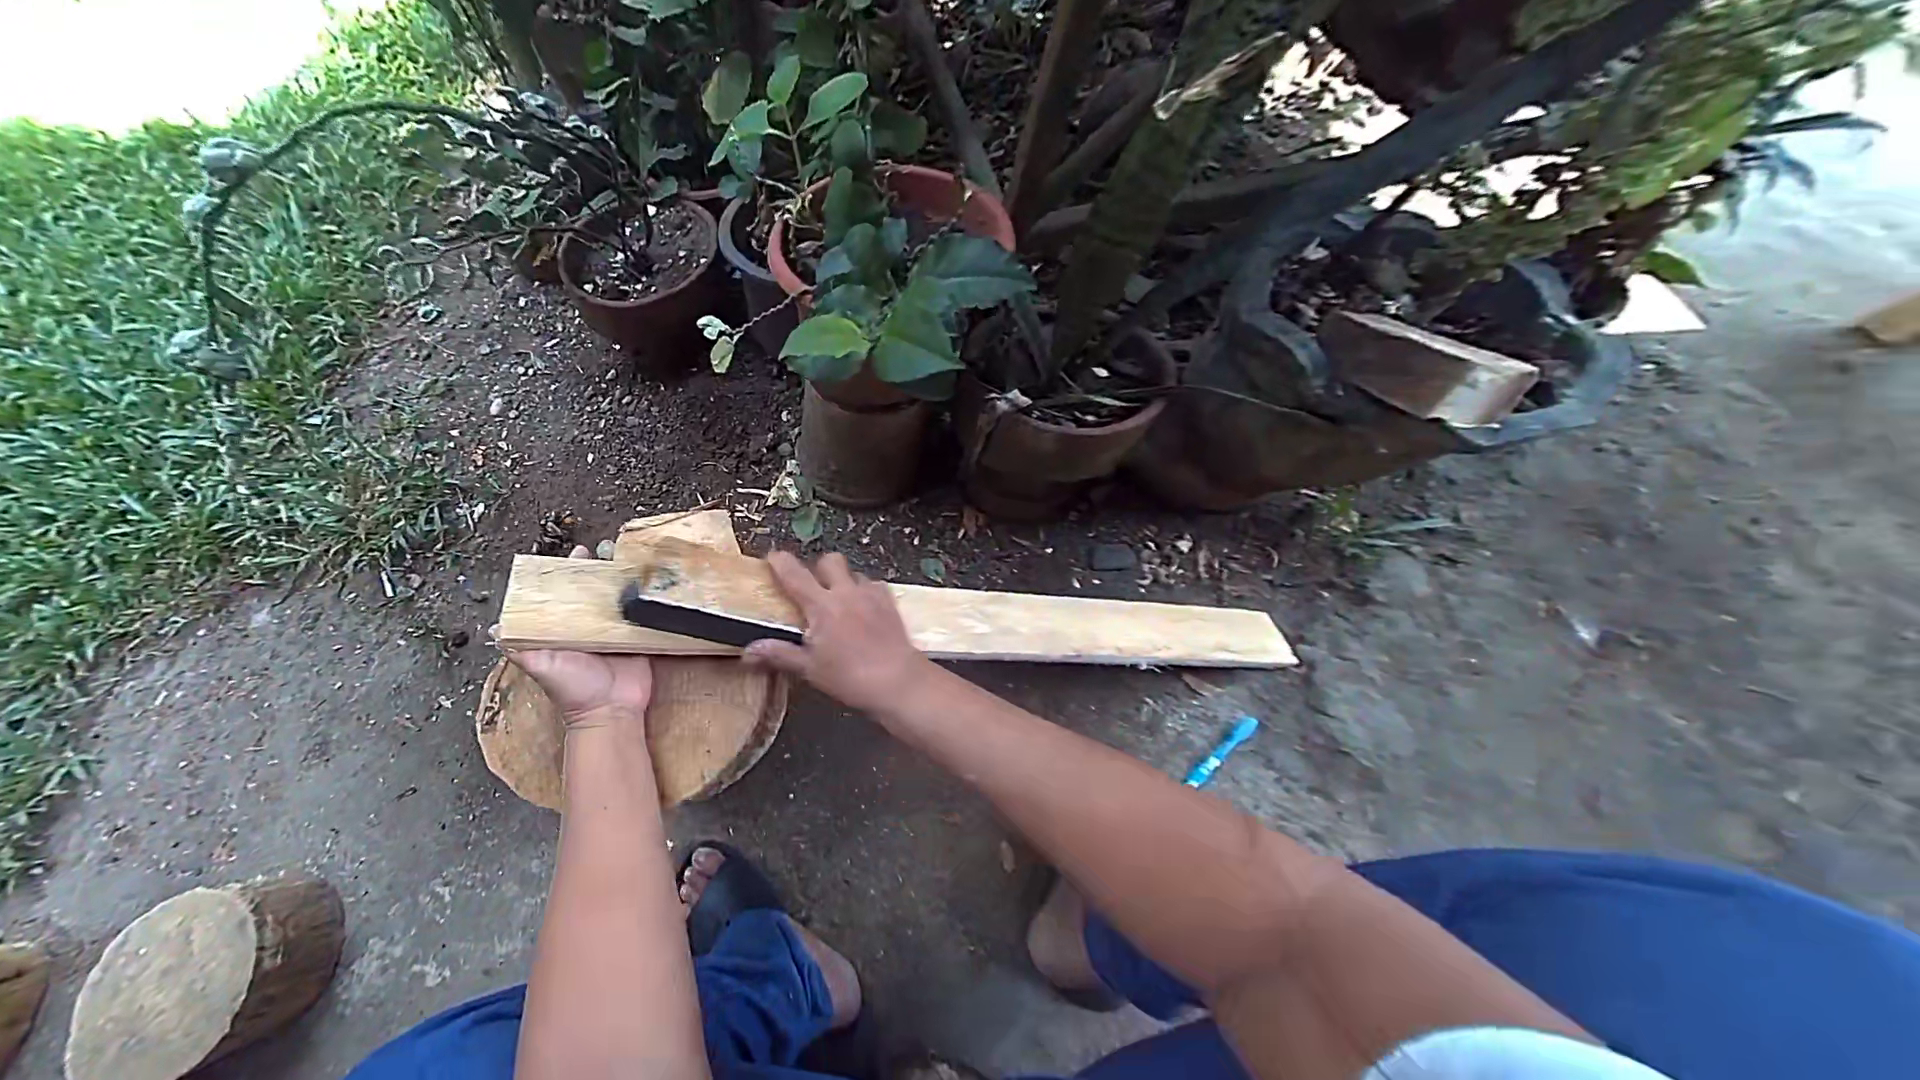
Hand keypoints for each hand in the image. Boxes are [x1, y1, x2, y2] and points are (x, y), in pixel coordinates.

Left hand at [509, 544, 653, 732]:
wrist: (609, 710)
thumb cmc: (572, 690)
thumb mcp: (539, 666)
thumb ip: (519, 648)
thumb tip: (494, 628)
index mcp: (568, 628)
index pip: (567, 593)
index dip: (570, 571)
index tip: (577, 552)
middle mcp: (592, 625)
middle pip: (596, 590)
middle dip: (600, 569)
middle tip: (606, 549)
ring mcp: (618, 630)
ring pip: (621, 599)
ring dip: (626, 580)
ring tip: (631, 558)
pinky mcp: (640, 638)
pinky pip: (645, 615)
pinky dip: (648, 600)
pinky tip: (653, 583)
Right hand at [744, 551, 932, 712]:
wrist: (897, 680)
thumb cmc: (850, 677)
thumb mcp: (810, 669)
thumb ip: (780, 654)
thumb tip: (749, 650)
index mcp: (822, 606)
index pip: (795, 575)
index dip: (781, 562)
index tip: (773, 556)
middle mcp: (846, 593)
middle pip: (830, 561)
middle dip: (818, 567)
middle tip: (812, 587)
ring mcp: (871, 595)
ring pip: (854, 573)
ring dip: (844, 580)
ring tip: (840, 601)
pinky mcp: (890, 603)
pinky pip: (874, 586)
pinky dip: (865, 591)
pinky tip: (864, 609)